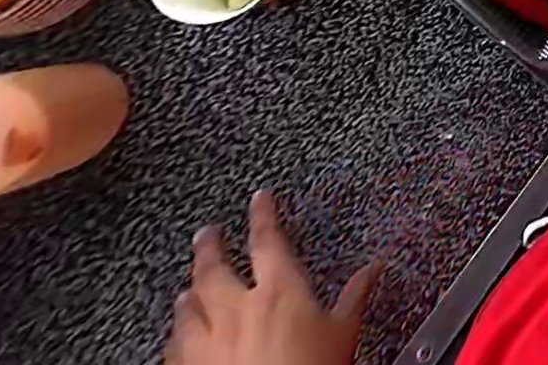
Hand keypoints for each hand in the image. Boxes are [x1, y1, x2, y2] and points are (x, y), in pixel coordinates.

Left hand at [163, 191, 379, 364]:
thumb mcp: (343, 335)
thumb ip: (355, 296)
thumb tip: (375, 266)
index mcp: (277, 291)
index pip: (267, 239)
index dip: (263, 214)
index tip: (259, 198)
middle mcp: (235, 311)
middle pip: (214, 269)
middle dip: (209, 246)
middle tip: (207, 232)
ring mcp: (205, 348)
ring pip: (187, 312)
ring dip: (187, 296)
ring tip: (185, 289)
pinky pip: (173, 354)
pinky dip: (175, 344)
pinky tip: (177, 345)